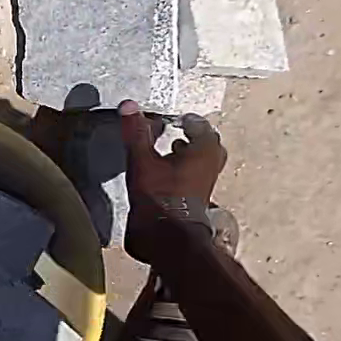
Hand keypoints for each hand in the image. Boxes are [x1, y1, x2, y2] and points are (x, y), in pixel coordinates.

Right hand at [118, 100, 226, 262]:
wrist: (166, 236)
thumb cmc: (159, 195)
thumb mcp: (142, 160)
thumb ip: (136, 132)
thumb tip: (129, 104)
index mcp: (205, 151)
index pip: (199, 126)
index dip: (185, 120)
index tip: (172, 119)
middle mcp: (211, 165)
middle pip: (206, 144)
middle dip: (191, 137)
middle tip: (175, 132)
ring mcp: (205, 184)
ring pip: (200, 162)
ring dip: (187, 154)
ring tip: (168, 151)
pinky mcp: (195, 199)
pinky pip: (192, 176)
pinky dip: (181, 170)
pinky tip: (163, 174)